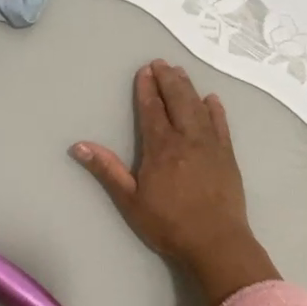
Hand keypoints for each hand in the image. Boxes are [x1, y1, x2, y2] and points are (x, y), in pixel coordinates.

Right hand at [72, 60, 278, 305]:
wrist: (216, 242)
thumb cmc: (168, 223)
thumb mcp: (130, 200)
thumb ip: (107, 170)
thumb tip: (79, 146)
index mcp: (161, 148)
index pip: (152, 110)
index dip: (147, 89)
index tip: (144, 71)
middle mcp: (187, 138)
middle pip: (177, 100)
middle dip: (168, 80)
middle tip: (161, 63)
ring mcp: (211, 145)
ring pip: (199, 107)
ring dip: (188, 88)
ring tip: (180, 73)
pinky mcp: (228, 156)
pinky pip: (221, 125)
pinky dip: (215, 109)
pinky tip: (211, 100)